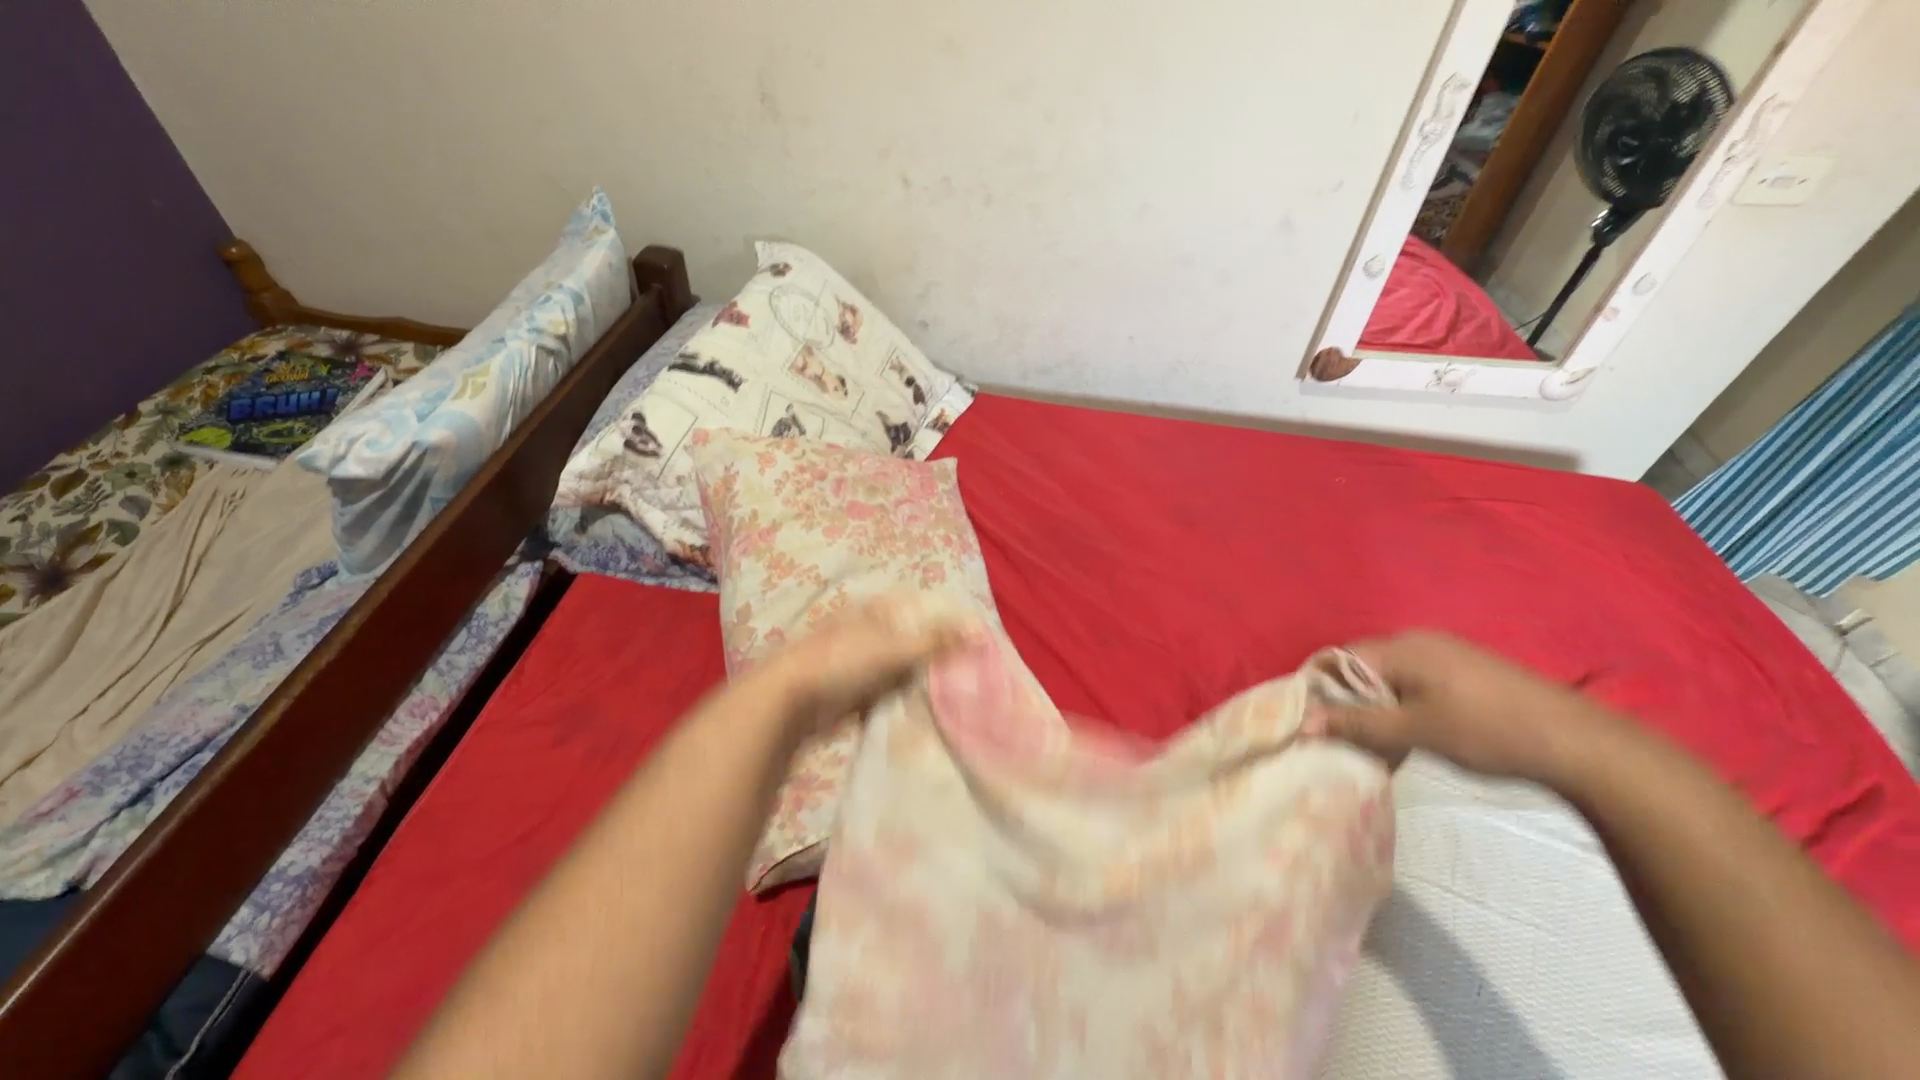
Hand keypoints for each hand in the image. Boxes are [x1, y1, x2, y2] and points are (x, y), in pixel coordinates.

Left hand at [754, 594, 983, 738]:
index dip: (952, 624)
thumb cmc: (840, 662)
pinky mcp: (856, 694)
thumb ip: (937, 640)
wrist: (788, 703)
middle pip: (917, 642)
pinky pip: (890, 696)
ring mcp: (862, 664)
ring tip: (960, 698)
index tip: (980, 644)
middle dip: (942, 658)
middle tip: (976, 676)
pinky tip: (928, 715)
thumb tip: (980, 630)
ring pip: (905, 672)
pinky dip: (906, 703)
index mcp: (879, 611)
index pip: (925, 610)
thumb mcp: (894, 648)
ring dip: (925, 684)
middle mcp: (872, 633)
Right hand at [1317, 630, 1621, 781]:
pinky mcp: (1464, 674)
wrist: (1576, 743)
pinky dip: (1400, 709)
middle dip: (1345, 703)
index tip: (1308, 725)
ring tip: (1370, 746)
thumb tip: (1304, 724)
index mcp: (1403, 647)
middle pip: (1362, 668)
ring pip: (1388, 679)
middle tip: (1337, 740)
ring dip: (1374, 710)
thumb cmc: (1487, 731)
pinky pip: (1413, 685)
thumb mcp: (1416, 731)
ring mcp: (1445, 655)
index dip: (1318, 691)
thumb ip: (1358, 725)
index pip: (1338, 660)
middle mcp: (1419, 642)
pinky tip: (1406, 739)